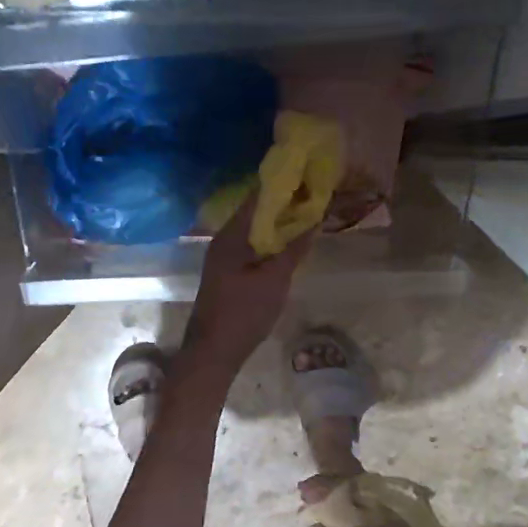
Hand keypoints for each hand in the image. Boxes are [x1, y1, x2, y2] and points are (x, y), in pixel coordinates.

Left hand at [182, 193, 313, 376]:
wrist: (213, 351)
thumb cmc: (243, 313)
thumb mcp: (275, 280)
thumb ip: (294, 248)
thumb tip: (314, 218)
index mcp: (231, 235)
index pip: (258, 197)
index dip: (283, 184)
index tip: (308, 174)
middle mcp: (224, 240)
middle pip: (256, 212)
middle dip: (284, 202)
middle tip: (314, 194)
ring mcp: (224, 256)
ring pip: (254, 230)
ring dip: (278, 222)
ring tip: (308, 214)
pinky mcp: (228, 271)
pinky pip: (252, 245)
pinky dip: (270, 239)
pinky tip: (289, 243)